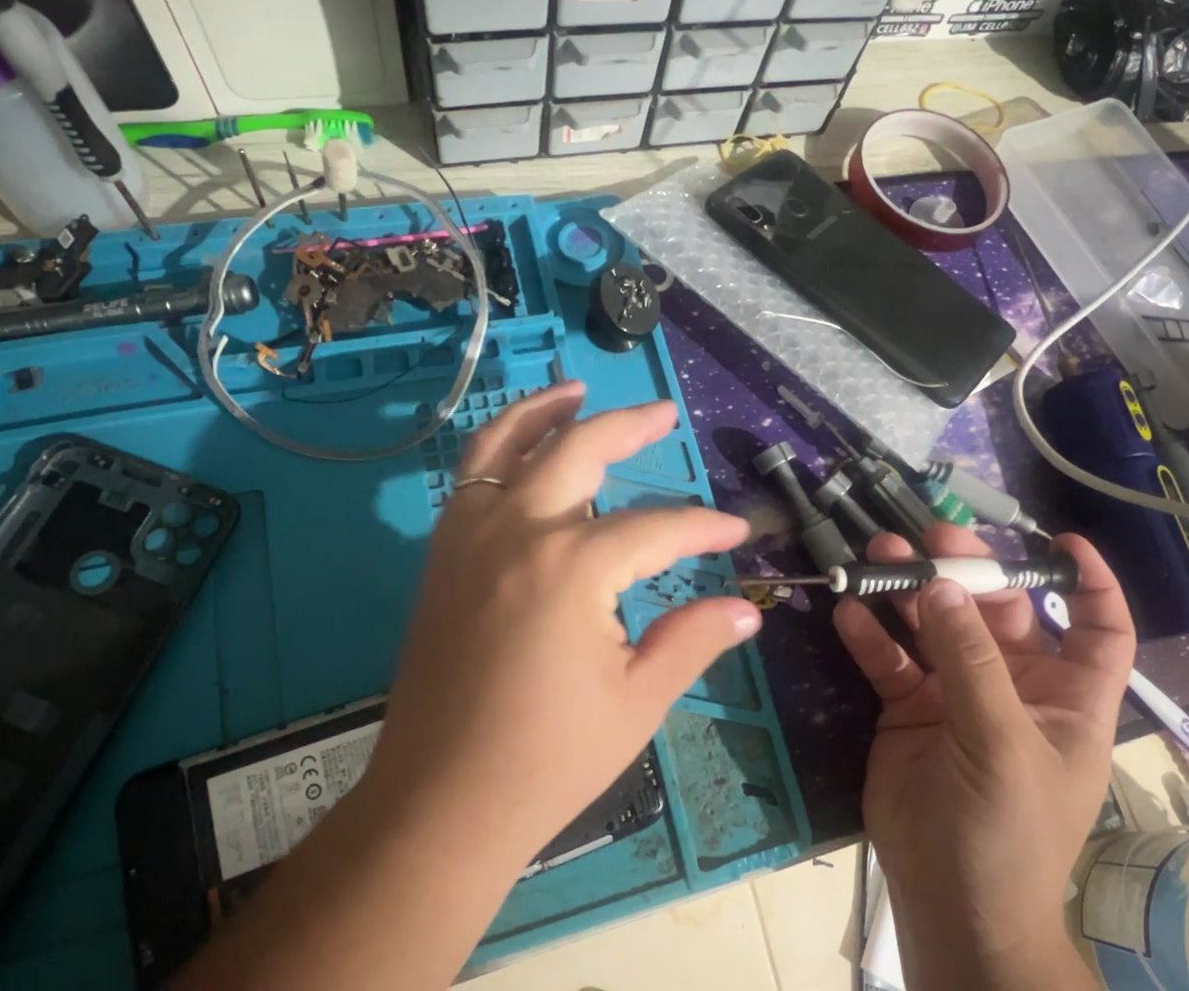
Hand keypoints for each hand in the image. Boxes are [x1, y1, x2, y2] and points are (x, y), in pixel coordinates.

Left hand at [178, 384, 759, 990]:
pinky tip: (524, 455)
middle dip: (630, 426)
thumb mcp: (638, 700)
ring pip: (506, 445)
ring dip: (546, 412)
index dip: (704, 526)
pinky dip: (500, 449)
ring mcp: (469, 536)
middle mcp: (517, 530)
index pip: (658, 527)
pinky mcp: (442, 555)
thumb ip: (694, 639)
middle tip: (665, 413)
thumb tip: (748, 609)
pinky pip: (470, 478)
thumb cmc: (548, 758)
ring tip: (578, 390)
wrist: (441, 798)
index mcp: (573, 566)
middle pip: (579, 449)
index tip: (737, 530)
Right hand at [834, 525, 1134, 989]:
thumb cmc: (1008, 830)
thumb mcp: (1002, 743)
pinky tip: (850, 612)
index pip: (1096, 628)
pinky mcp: (908, 709)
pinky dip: (871, 636)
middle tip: (929, 537)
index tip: (1061, 542)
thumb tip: (943, 585)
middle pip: (996, 612)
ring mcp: (955, 695)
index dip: (1088, 584)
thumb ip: (971, 662)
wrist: (950, 903)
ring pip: (935, 627)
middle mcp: (1013, 686)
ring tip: (878, 556)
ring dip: (908, 593)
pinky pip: (890, 660)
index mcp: (1066, 696)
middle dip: (966, 572)